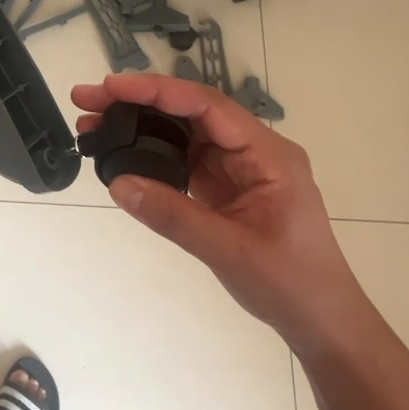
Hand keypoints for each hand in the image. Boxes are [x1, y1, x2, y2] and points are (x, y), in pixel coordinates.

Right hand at [72, 73, 372, 352]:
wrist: (322, 322)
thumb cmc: (290, 285)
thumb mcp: (229, 251)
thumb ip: (174, 216)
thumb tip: (117, 183)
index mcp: (268, 154)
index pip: (206, 106)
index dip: (156, 91)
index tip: (111, 87)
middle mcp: (253, 150)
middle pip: (190, 112)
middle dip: (138, 101)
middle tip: (87, 100)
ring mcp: (239, 167)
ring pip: (183, 132)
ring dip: (140, 125)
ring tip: (93, 125)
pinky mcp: (226, 185)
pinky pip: (184, 157)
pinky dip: (150, 151)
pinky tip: (122, 152)